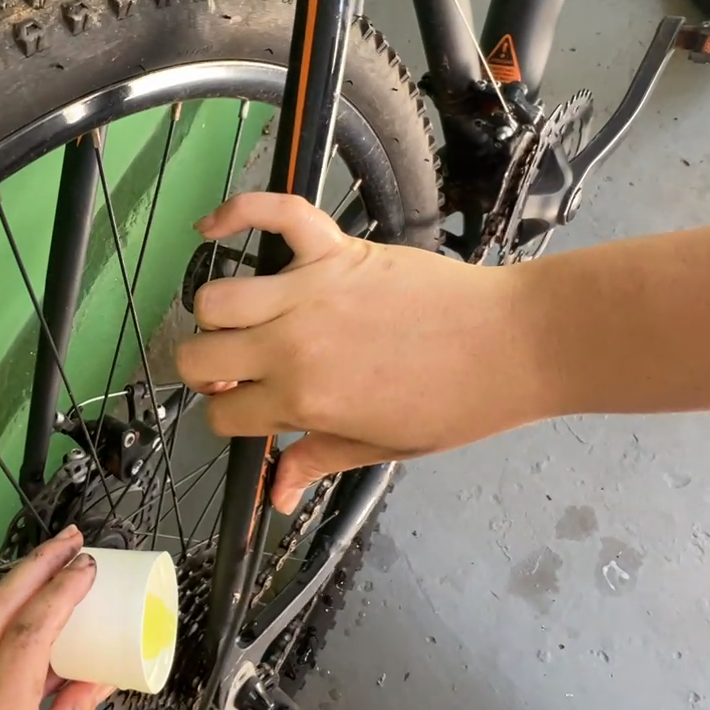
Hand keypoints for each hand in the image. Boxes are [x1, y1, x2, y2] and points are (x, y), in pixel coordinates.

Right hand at [174, 193, 551, 511]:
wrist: (513, 343)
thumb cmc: (453, 403)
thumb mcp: (383, 447)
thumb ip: (317, 461)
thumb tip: (273, 499)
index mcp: (303, 401)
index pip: (222, 416)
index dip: (229, 419)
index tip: (249, 413)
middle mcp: (291, 344)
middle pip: (196, 356)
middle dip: (202, 372)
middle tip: (233, 371)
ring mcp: (309, 290)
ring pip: (213, 297)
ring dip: (215, 315)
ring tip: (241, 321)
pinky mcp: (333, 249)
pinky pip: (273, 213)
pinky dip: (236, 211)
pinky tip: (212, 225)